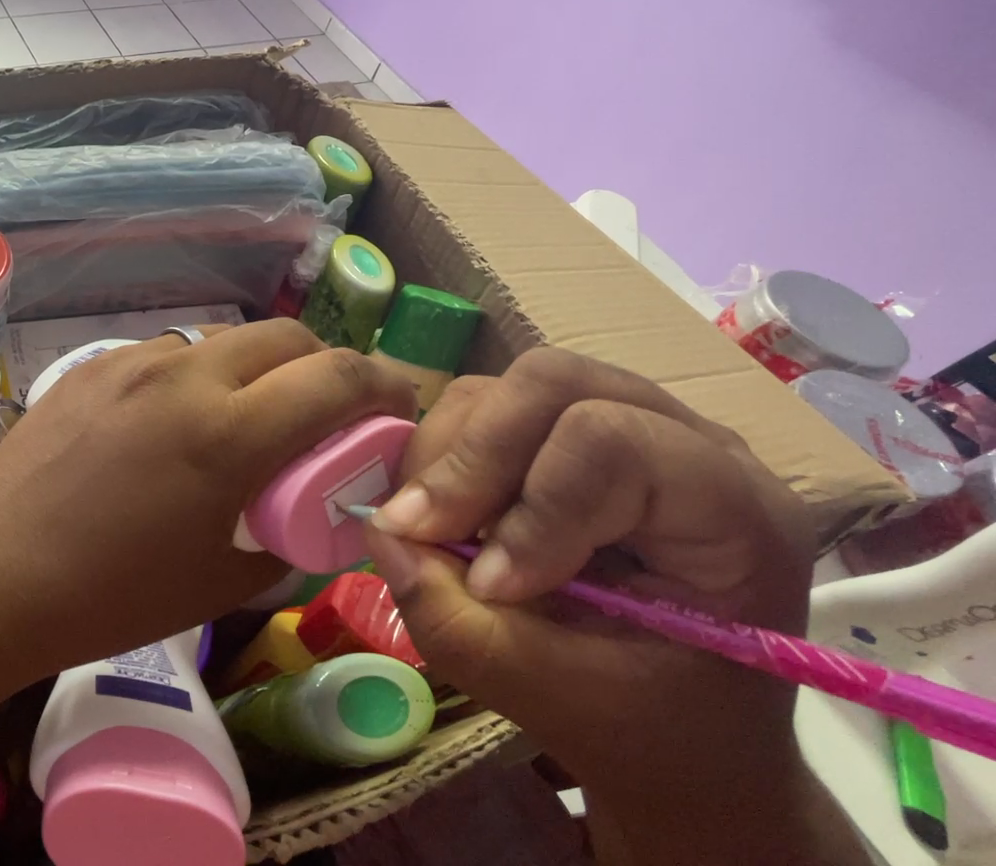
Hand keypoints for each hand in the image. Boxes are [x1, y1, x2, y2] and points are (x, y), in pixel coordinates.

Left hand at [0, 320, 416, 675]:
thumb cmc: (113, 597)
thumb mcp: (224, 580)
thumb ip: (288, 531)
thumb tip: (316, 504)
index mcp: (227, 431)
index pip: (338, 376)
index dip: (386, 383)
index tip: (399, 404)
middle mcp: (183, 375)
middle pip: (285, 336)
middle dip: (324, 366)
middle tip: (325, 413)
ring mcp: (128, 362)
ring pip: (221, 341)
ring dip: (253, 369)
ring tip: (242, 420)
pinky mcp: (87, 368)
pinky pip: (164, 355)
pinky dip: (193, 377)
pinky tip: (170, 424)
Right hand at [364, 348, 863, 862]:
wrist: (673, 733)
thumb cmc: (647, 724)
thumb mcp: (555, 698)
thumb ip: (458, 622)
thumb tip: (385, 536)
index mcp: (732, 512)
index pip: (610, 441)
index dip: (531, 505)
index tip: (488, 587)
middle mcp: (686, 441)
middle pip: (549, 383)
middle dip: (469, 459)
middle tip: (422, 532)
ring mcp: (622, 425)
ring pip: (503, 388)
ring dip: (446, 457)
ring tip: (436, 531)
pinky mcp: (564, 432)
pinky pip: (484, 408)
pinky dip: (443, 456)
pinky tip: (448, 516)